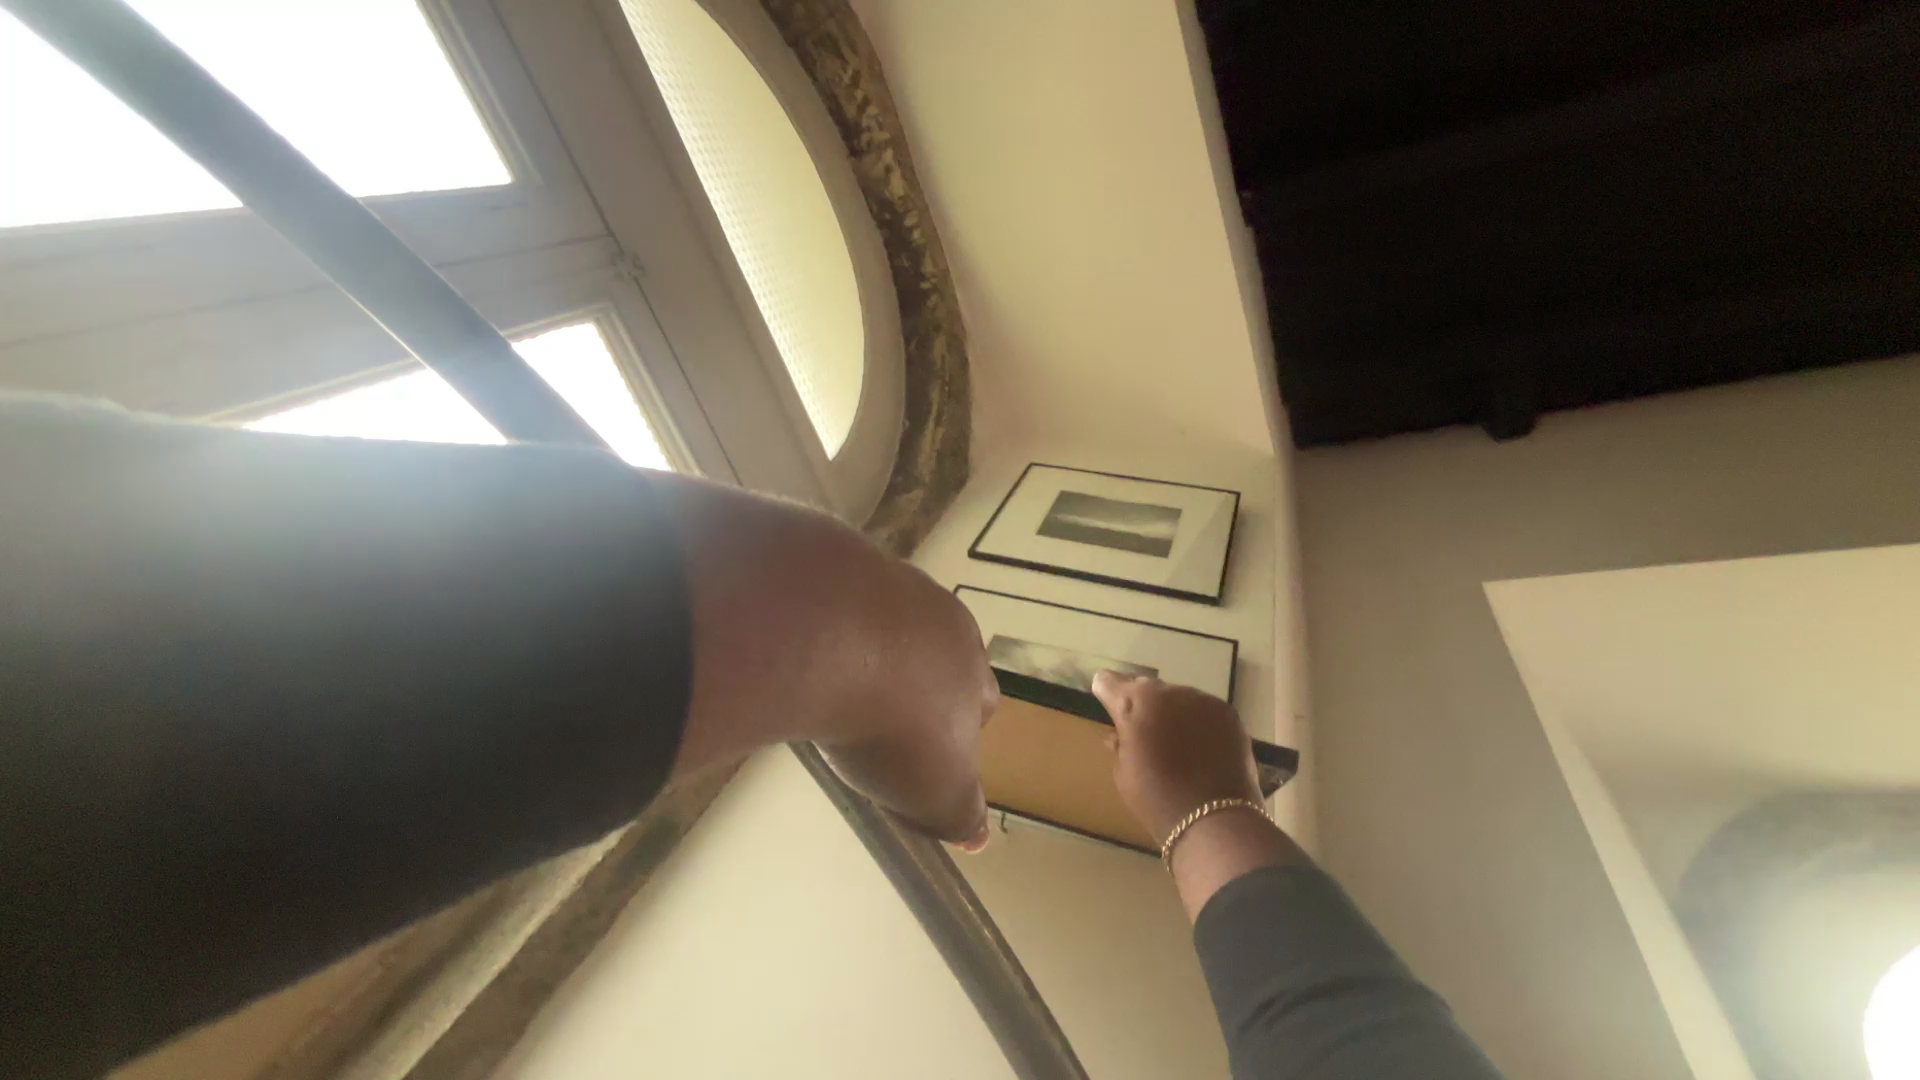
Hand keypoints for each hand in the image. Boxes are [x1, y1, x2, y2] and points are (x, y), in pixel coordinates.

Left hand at [814, 562, 996, 849]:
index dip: (953, 728)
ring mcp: (885, 581)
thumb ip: (959, 811)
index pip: (977, 699)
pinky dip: (821, 623)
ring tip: (827, 681)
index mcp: (968, 665)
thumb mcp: (935, 789)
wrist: (825, 633)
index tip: (920, 752)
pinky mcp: (832, 561)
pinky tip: (795, 650)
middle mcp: (937, 614)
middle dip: (914, 679)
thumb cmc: (890, 721)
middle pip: (937, 650)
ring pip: (886, 619)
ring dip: (867, 646)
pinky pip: (833, 598)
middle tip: (874, 713)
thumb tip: (978, 836)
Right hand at [1093, 672, 1301, 919]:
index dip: (1106, 692)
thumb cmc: (1157, 799)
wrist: (1214, 819)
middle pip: (1145, 686)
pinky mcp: (1226, 711)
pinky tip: (1201, 746)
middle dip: (1141, 704)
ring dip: (1171, 711)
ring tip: (1177, 742)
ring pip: (1177, 697)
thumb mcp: (1124, 774)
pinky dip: (1198, 721)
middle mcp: (1165, 692)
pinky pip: (1203, 709)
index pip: (1108, 681)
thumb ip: (1120, 745)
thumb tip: (1121, 735)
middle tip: (1144, 730)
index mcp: (1132, 704)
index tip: (1107, 705)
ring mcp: (1200, 699)